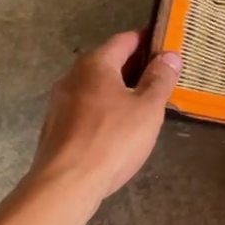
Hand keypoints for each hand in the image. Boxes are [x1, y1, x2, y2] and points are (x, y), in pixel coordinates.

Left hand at [29, 32, 181, 208]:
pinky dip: (103, 109)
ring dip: (118, 90)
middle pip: (107, 62)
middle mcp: (72, 76)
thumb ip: (160, 80)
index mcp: (95, 64)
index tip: (166, 47)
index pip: (124, 40)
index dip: (146, 41)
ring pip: (95, 87)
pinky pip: (85, 108)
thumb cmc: (112, 140)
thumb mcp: (147, 109)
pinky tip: (117, 128)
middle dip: (134, 67)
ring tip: (142, 105)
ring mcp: (60, 102)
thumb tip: (169, 56)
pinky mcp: (55, 127)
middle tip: (160, 78)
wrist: (65, 184)